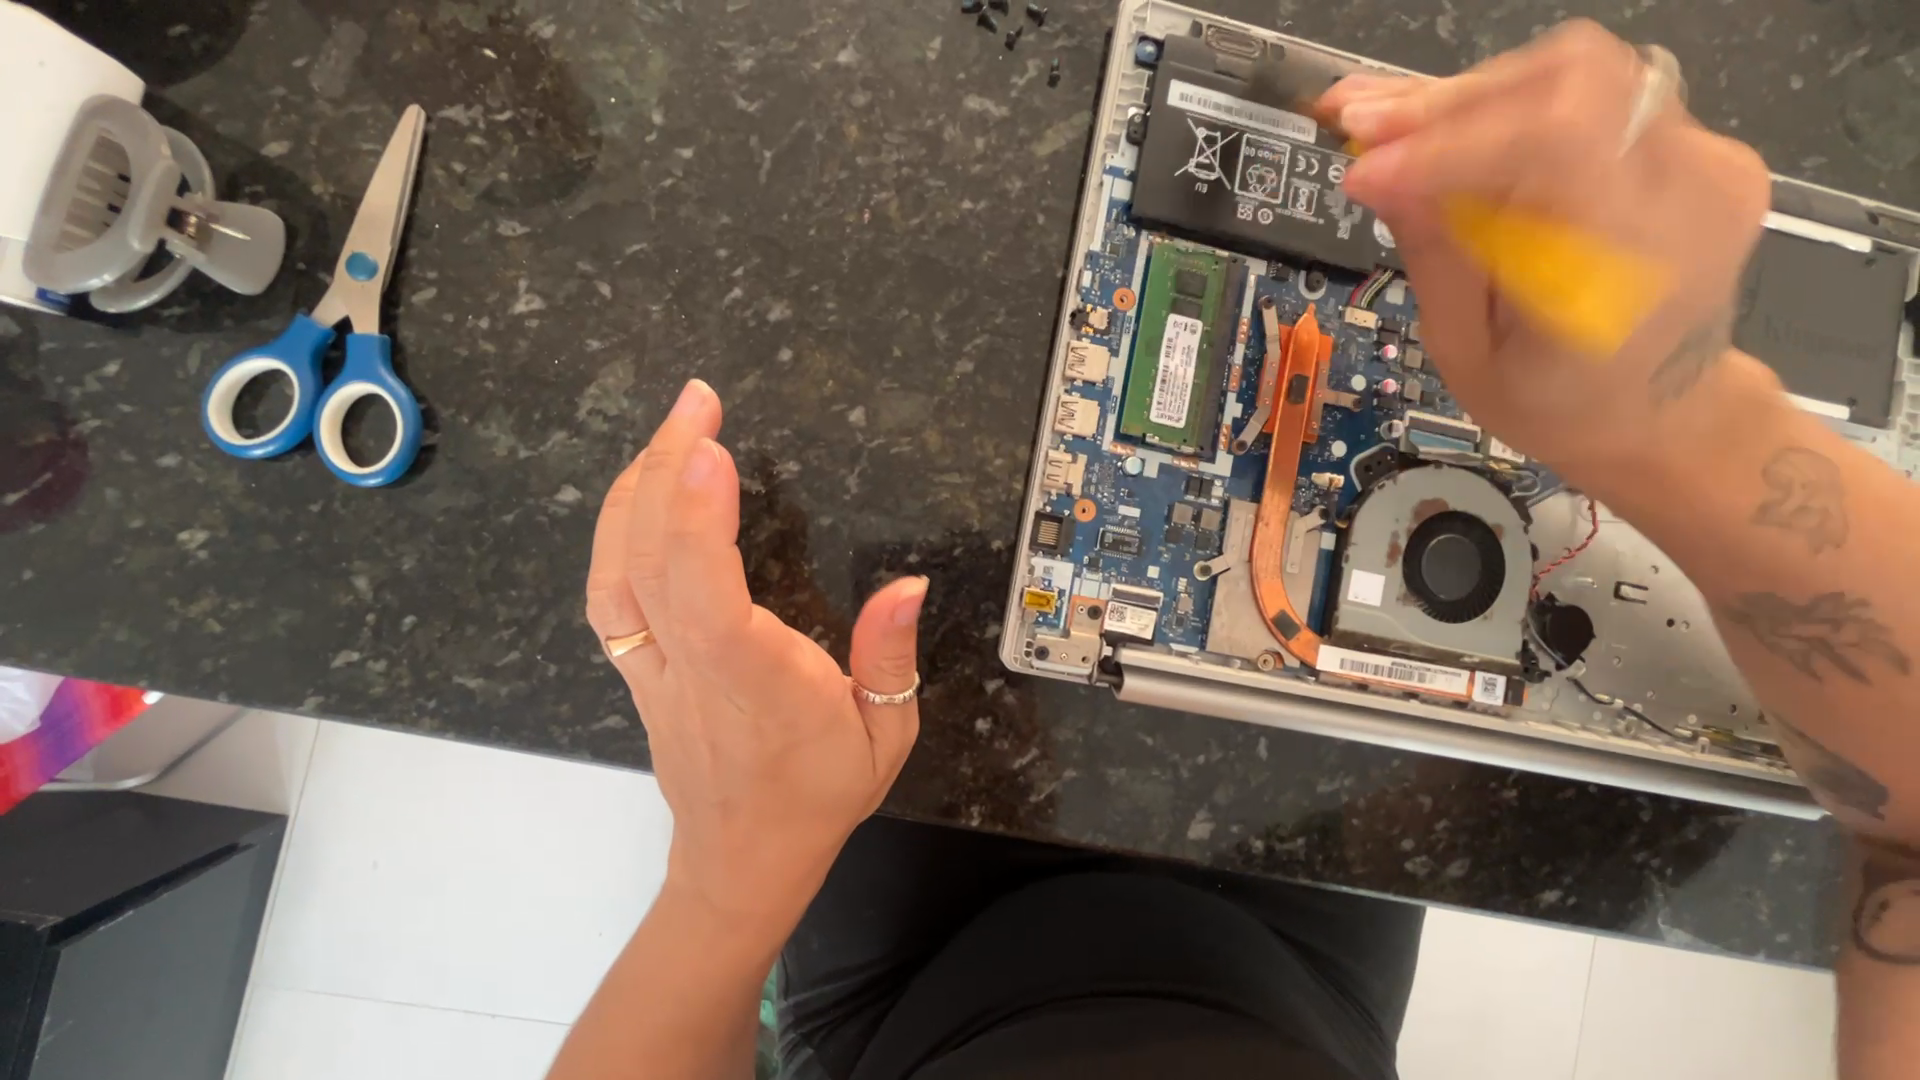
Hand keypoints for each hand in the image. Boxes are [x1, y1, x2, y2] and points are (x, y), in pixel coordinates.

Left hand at [584, 379, 925, 926]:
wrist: (742, 861)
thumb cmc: (820, 797)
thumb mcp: (886, 737)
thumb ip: (891, 659)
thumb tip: (907, 583)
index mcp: (759, 688)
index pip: (712, 603)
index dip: (701, 524)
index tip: (710, 448)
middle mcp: (694, 672)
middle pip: (653, 566)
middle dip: (667, 469)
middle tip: (697, 400)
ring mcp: (653, 671)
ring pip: (617, 574)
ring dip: (634, 491)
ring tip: (667, 431)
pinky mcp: (638, 669)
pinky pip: (608, 596)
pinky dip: (614, 533)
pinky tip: (636, 492)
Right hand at [1320, 21, 1773, 480]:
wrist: (1653, 412)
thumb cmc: (1553, 404)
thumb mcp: (1467, 352)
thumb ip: (1435, 254)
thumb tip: (1380, 176)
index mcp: (1630, 262)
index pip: (1553, 142)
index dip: (1446, 143)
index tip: (1362, 169)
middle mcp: (1687, 186)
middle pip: (1567, 82)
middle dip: (1448, 102)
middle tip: (1357, 126)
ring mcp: (1697, 156)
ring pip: (1573, 75)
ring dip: (1467, 101)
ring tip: (1385, 132)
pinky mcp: (1681, 144)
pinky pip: (1584, 98)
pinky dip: (1500, 112)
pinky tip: (1441, 139)